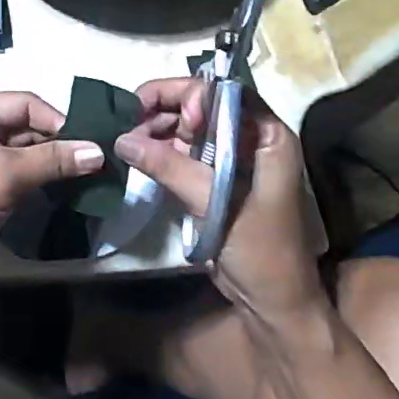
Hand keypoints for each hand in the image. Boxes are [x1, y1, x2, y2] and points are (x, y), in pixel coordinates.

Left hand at [0, 92, 105, 278]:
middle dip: (59, 139)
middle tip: (92, 156)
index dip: (56, 120)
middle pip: (28, 122)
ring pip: (29, 145)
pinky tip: (68, 180)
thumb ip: (54, 159)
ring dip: (54, 157)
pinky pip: (23, 165)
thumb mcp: (7, 176)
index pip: (25, 103)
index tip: (85, 142)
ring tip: (87, 169)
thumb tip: (99, 152)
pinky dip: (44, 171)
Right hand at [115, 78, 325, 322]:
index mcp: (268, 134)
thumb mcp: (217, 205)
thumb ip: (172, 167)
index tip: (156, 114)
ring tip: (127, 137)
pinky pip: (187, 150)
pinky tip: (138, 152)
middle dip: (166, 107)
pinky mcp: (216, 177)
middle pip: (204, 104)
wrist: (275, 306)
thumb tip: (123, 140)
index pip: (225, 92)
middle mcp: (252, 137)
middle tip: (130, 122)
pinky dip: (163, 148)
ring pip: (191, 125)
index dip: (189, 95)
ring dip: (159, 127)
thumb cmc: (262, 252)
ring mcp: (234, 156)